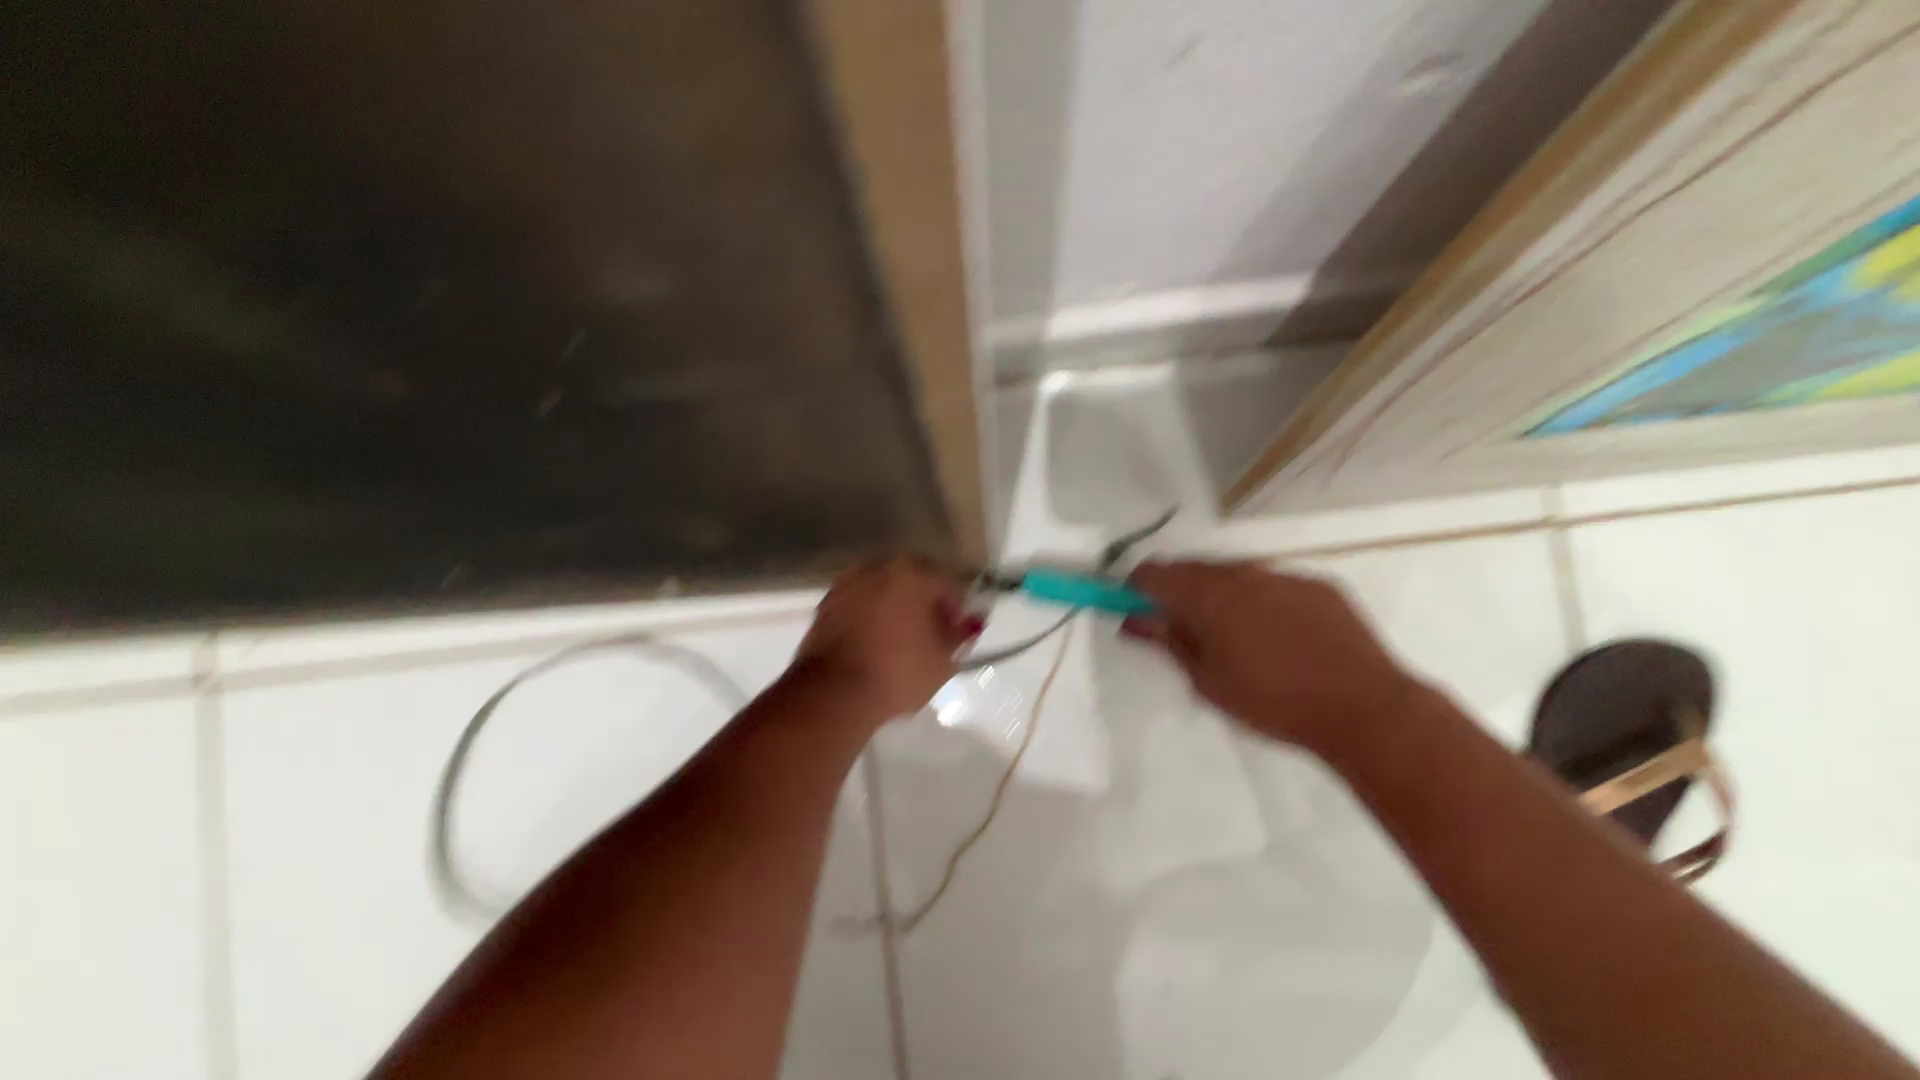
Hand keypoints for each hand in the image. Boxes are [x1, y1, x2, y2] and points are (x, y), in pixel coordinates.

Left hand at [792, 555, 981, 720]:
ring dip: (894, 609)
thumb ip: (959, 635)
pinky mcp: (824, 606)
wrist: (833, 694)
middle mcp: (876, 568)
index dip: (957, 610)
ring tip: (899, 642)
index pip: (947, 584)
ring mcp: (846, 584)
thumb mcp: (943, 660)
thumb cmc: (898, 672)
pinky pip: (858, 605)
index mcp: (911, 573)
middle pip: (912, 581)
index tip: (955, 636)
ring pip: (881, 591)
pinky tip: (873, 645)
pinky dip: (869, 618)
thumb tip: (968, 622)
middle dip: (924, 604)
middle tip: (930, 637)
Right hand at [1123, 560, 1425, 751]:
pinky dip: (1262, 601)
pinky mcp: (1320, 584)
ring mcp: (1285, 574)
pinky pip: (1275, 583)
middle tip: (1182, 629)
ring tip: (1233, 636)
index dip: (1137, 588)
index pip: (1154, 573)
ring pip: (1237, 574)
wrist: (1364, 708)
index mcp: (1208, 595)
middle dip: (1180, 592)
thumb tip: (1133, 621)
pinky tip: (1278, 636)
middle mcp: (1243, 573)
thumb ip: (1168, 643)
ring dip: (1222, 594)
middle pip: (1194, 569)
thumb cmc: (1273, 703)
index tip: (1136, 611)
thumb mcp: (1208, 681)